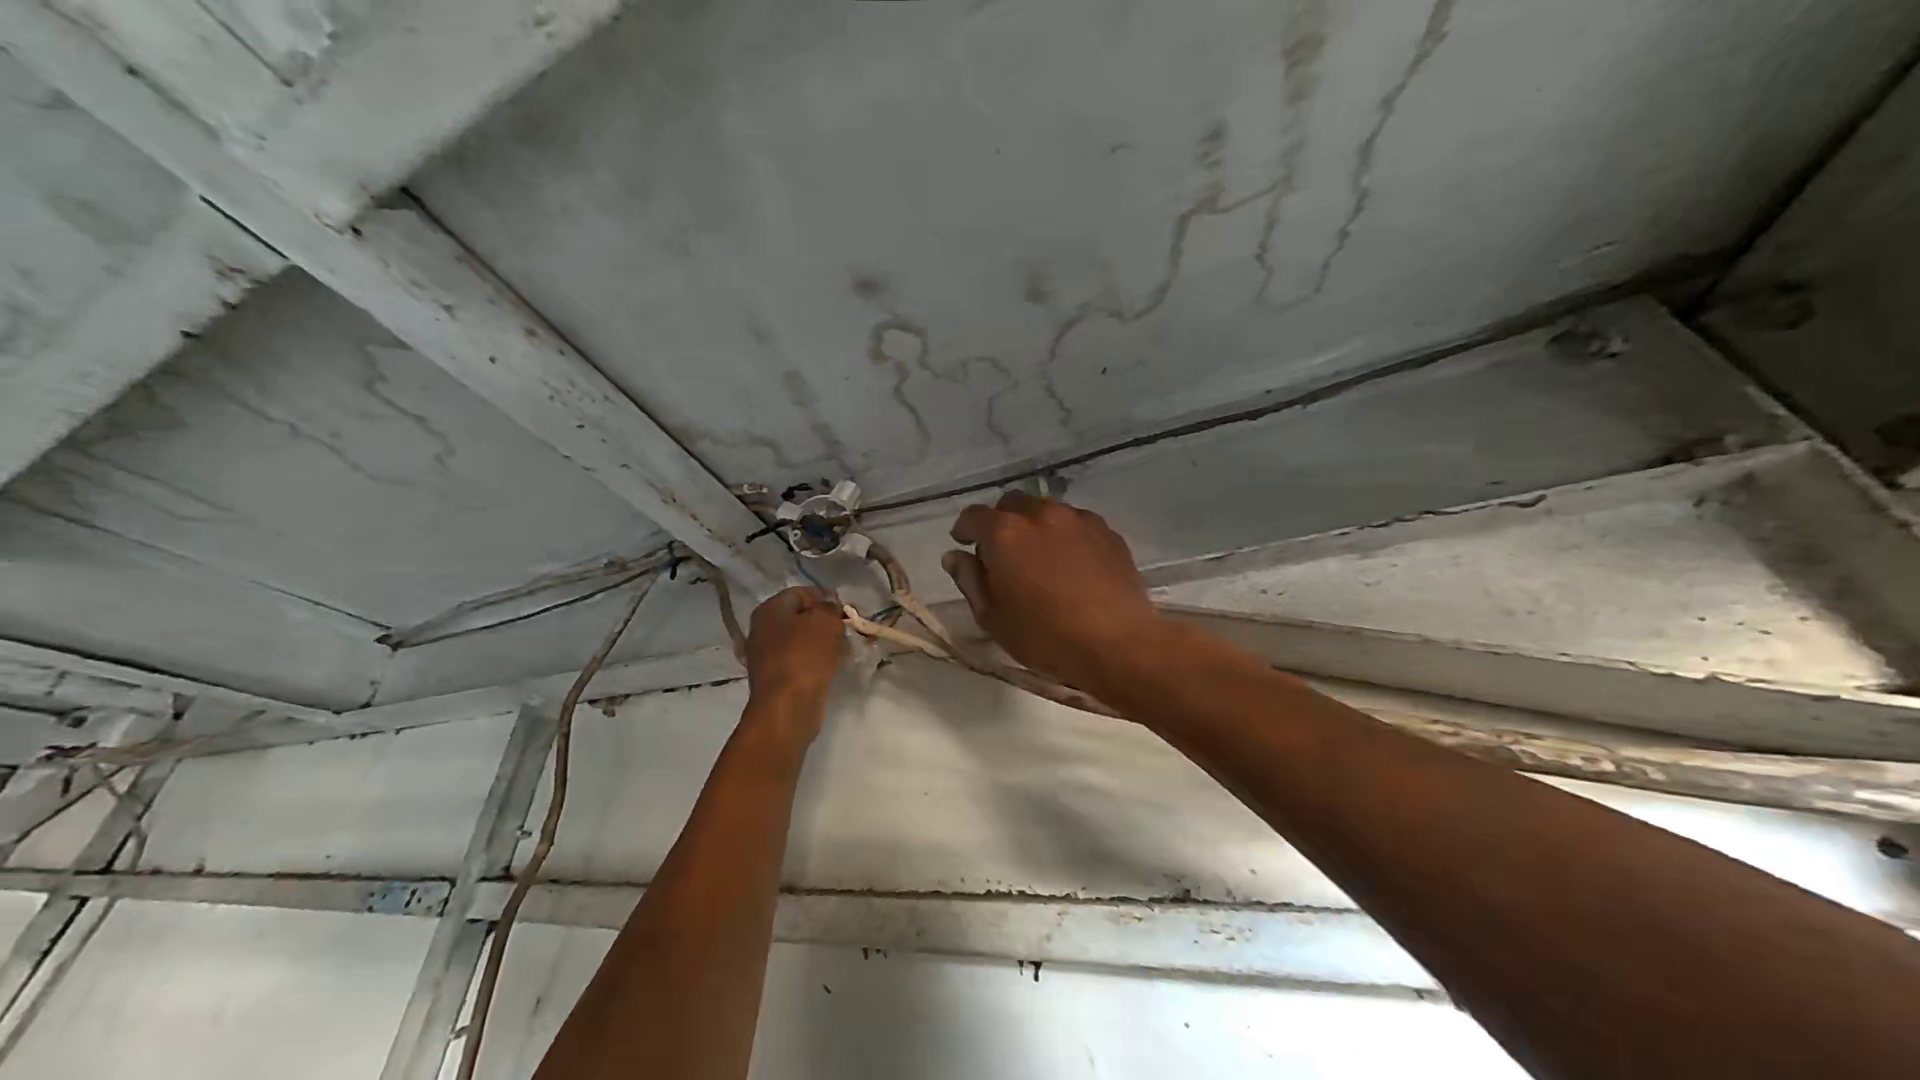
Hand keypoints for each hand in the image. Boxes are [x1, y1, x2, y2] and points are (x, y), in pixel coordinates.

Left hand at [745, 586, 845, 703]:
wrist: (788, 707)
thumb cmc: (805, 656)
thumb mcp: (825, 621)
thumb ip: (829, 607)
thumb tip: (828, 607)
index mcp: (768, 610)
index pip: (800, 592)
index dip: (824, 597)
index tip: (845, 610)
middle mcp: (762, 630)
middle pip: (799, 617)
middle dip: (824, 620)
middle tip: (845, 628)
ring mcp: (767, 657)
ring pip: (801, 640)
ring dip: (822, 642)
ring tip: (842, 648)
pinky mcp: (776, 678)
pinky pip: (800, 660)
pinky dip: (816, 660)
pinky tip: (831, 666)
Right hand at [943, 493, 1163, 690]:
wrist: (1116, 643)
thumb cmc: (1045, 637)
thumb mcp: (993, 618)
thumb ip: (969, 580)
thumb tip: (954, 556)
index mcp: (1005, 533)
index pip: (973, 515)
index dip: (965, 529)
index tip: (965, 545)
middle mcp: (1040, 514)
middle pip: (1012, 504)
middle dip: (1001, 523)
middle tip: (1004, 554)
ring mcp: (1078, 519)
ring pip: (1046, 510)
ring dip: (1035, 526)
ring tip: (1041, 558)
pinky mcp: (1107, 531)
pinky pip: (1076, 523)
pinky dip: (1065, 535)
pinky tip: (1072, 564)